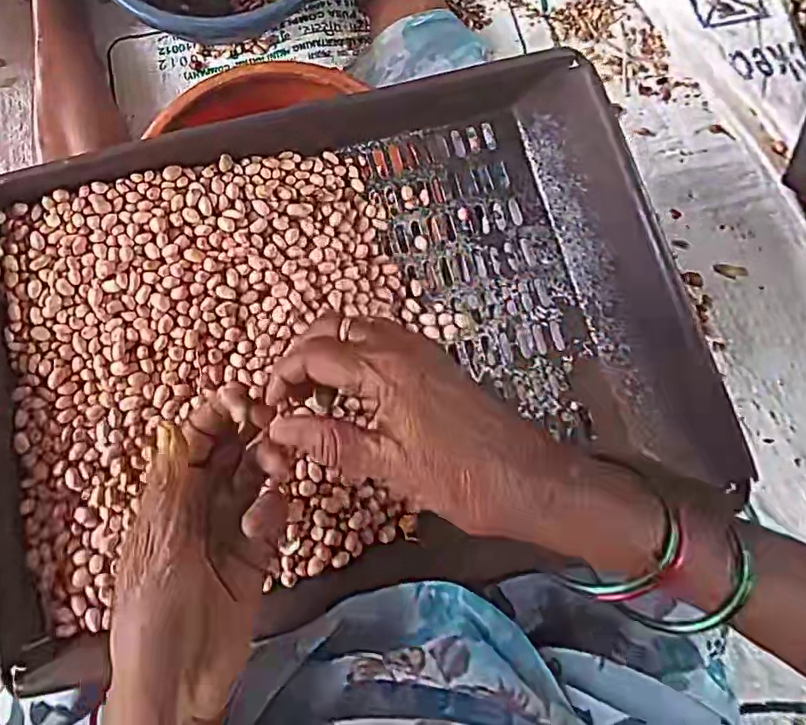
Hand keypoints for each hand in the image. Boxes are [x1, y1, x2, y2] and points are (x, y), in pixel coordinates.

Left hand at [109, 387, 285, 724]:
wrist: (176, 687)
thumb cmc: (150, 612)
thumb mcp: (157, 542)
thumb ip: (172, 485)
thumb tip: (171, 426)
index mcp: (169, 493)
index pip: (196, 438)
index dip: (217, 413)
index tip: (241, 396)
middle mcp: (201, 502)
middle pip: (230, 450)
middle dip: (249, 429)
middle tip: (270, 419)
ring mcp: (229, 527)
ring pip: (254, 478)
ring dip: (267, 463)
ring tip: (276, 463)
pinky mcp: (255, 556)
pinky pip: (270, 518)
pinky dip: (272, 509)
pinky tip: (266, 517)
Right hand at [264, 315, 661, 569]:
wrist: (533, 480)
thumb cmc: (461, 478)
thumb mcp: (389, 467)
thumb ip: (329, 442)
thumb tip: (280, 429)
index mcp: (381, 370)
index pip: (311, 355)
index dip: (282, 376)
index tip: (272, 406)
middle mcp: (396, 346)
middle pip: (327, 328)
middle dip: (299, 355)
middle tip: (290, 395)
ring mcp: (417, 347)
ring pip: (353, 326)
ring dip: (326, 348)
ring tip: (317, 392)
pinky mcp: (432, 357)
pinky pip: (379, 334)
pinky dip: (354, 349)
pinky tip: (355, 386)